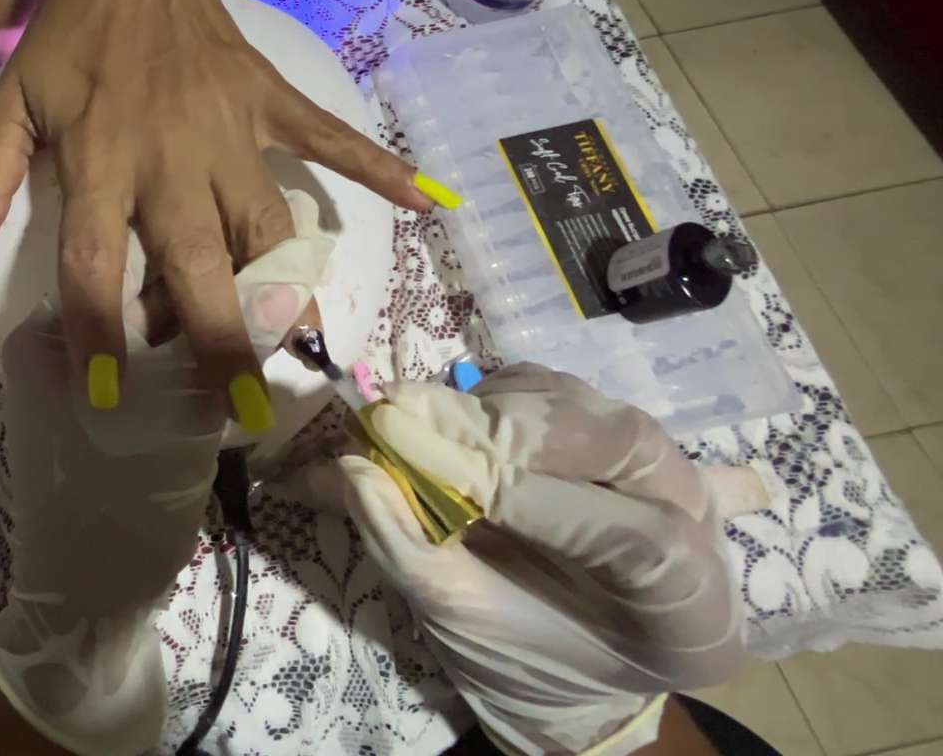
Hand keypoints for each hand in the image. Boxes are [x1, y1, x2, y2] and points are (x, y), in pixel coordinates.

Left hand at [0, 0, 431, 428]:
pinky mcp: (268, 100)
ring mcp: (229, 128)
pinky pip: (328, 138)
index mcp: (97, 161)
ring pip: (265, 222)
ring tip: (280, 339)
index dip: (96, 334)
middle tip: (234, 409)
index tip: (107, 394)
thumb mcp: (12, 103)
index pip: (92, 263)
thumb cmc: (67, 41)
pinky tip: (422, 200)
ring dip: (274, 284)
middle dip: (214, 340)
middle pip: (196, 263)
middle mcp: (168, 157)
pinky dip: (373, 167)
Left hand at [0, 226, 317, 753]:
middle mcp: (58, 345)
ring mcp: (80, 378)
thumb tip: (287, 282)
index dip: (189, 268)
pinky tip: (230, 371)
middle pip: (140, 298)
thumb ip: (228, 343)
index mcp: (49, 332)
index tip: (247, 269)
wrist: (93, 596)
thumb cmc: (119, 498)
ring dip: (201, 333)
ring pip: (153, 332)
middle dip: (199, 303)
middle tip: (259, 312)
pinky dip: (191, 367)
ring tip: (256, 334)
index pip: (121, 264)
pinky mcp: (107, 409)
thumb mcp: (178, 413)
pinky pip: (153, 367)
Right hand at [337, 365, 746, 755]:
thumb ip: (404, 544)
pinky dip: (491, 395)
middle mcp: (699, 525)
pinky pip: (555, 390)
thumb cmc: (513, 658)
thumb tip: (352, 467)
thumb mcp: (454, 619)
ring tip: (415, 419)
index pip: (626, 533)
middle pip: (619, 441)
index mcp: (688, 610)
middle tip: (400, 412)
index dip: (512, 486)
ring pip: (585, 402)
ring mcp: (660, 469)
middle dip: (500, 423)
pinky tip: (451, 421)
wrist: (558, 662)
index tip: (402, 450)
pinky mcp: (606, 433)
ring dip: (489, 403)